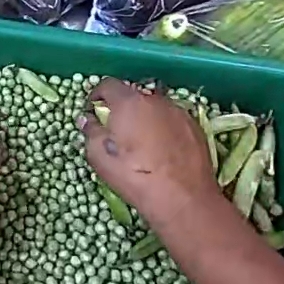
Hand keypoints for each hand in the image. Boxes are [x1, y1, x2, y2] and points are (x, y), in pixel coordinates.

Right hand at [81, 79, 223, 231]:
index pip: (108, 84)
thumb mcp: (99, 157)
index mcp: (129, 102)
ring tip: (141, 140)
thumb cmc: (134, 176)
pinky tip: (162, 149)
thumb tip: (88, 119)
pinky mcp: (195, 127)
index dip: (97, 95)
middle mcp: (155, 100)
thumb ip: (91, 132)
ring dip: (144, 117)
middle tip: (116, 128)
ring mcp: (179, 112)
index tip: (93, 110)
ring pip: (155, 107)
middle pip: (133, 94)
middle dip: (122, 107)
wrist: (183, 199)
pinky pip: (172, 120)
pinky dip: (163, 127)